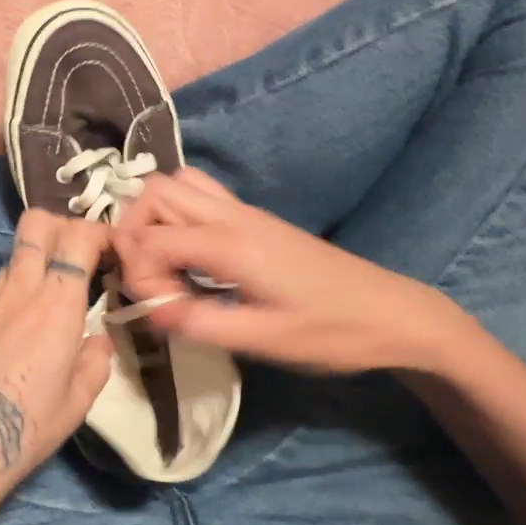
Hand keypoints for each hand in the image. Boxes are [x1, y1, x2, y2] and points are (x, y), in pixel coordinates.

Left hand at [0, 211, 113, 524]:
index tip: (111, 249)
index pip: (77, 236)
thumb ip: (95, 359)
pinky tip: (5, 344)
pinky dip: (5, 304)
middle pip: (36, 224)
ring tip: (40, 314)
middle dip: (61, 227)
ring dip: (32, 271)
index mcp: (55, 305)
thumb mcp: (79, 400)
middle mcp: (16, 290)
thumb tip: (95, 338)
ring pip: (12, 263)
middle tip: (76, 257)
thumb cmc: (26, 425)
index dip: (99, 231)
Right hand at [113, 168, 472, 372]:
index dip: (137, 274)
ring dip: (154, 217)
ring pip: (177, 184)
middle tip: (147, 280)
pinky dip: (178, 214)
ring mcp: (246, 213)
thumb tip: (151, 312)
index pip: (150, 238)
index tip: (158, 310)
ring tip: (163, 265)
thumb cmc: (331, 332)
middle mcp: (233, 216)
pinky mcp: (257, 220)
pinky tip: (191, 257)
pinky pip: (201, 194)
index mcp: (230, 244)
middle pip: (155, 192)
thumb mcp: (264, 340)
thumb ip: (200, 324)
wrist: (392, 314)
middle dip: (133, 231)